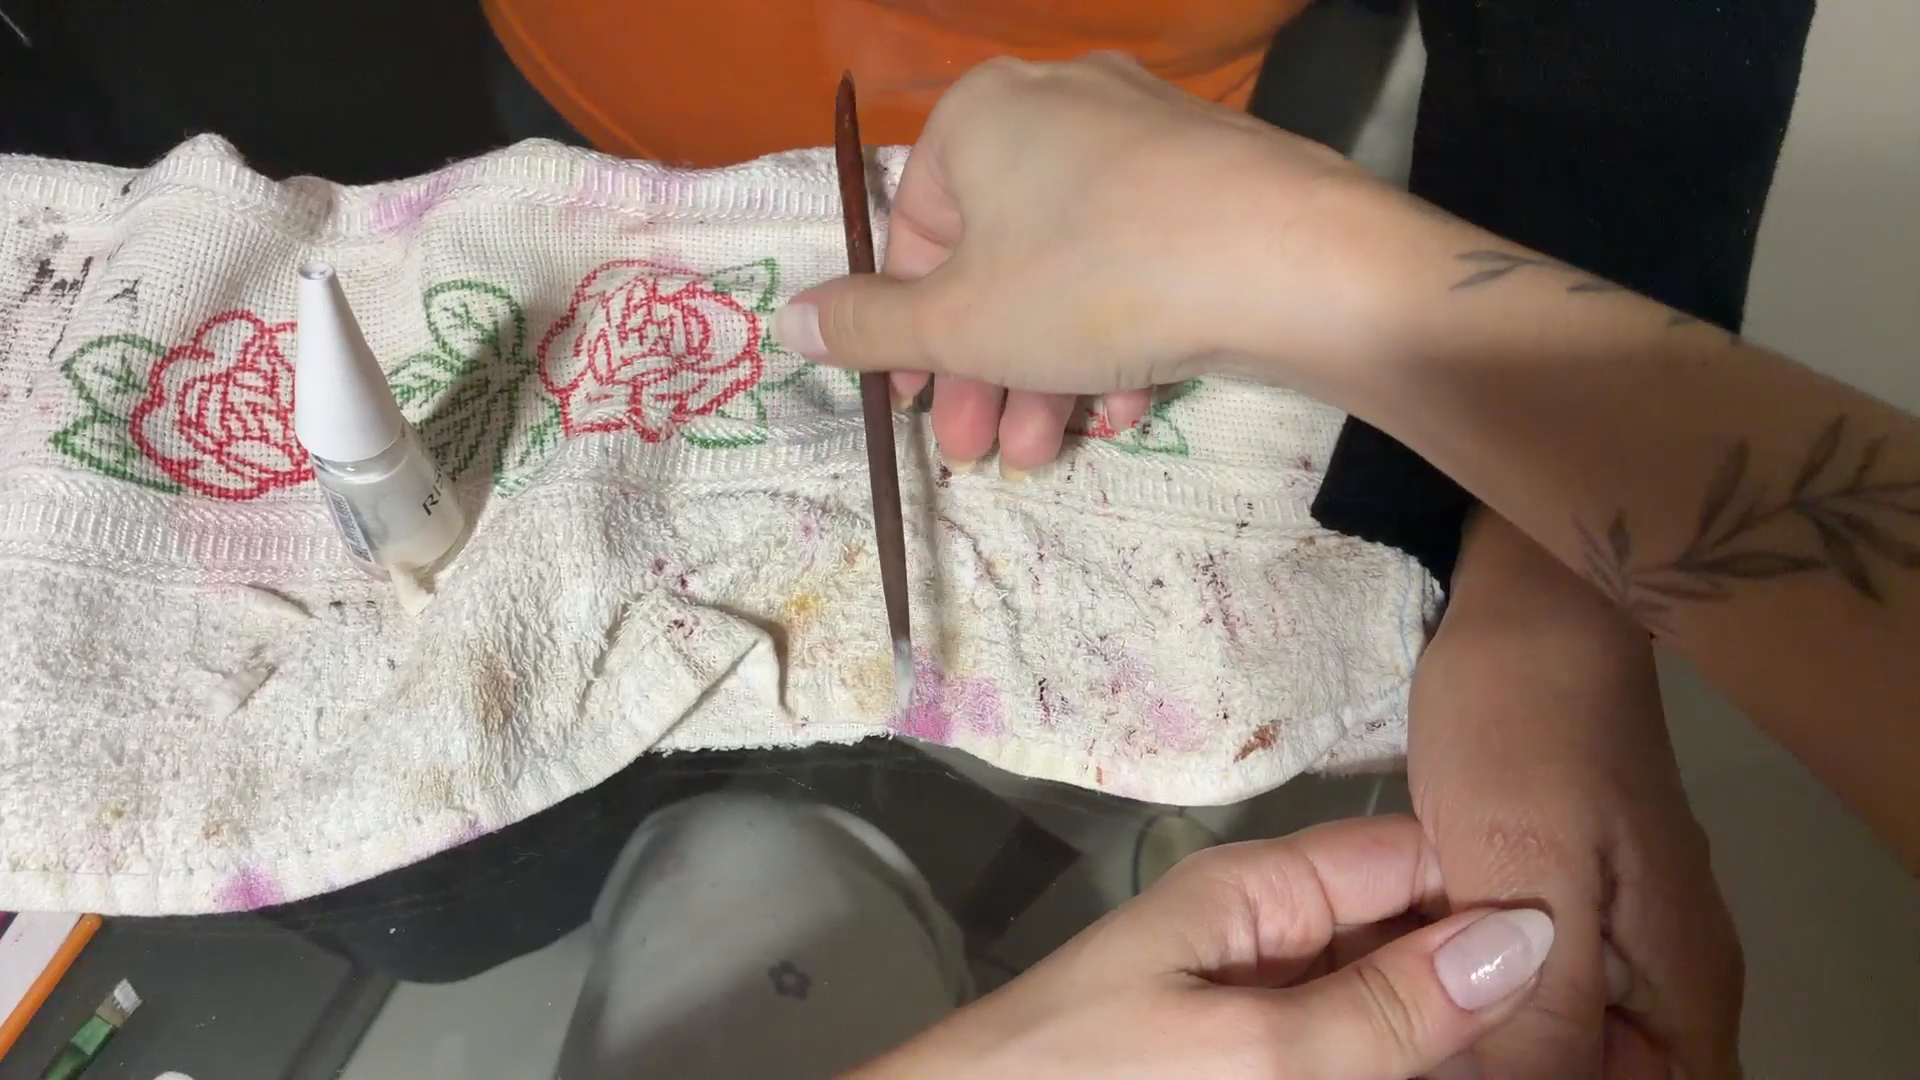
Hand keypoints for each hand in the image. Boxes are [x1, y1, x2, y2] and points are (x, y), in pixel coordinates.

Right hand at [775, 54, 1400, 467]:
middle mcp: (1058, 113)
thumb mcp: (954, 323)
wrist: (1290, 268)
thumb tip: (786, 319)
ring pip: (1064, 281)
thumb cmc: (1088, 284)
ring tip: (1045, 452)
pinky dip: (1115, 343)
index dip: (907, 334)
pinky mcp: (1206, 190)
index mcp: (981, 120)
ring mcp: (1141, 145)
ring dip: (1043, 378)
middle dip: (981, 377)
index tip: (916, 402)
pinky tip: (1122, 406)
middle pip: (993, 269)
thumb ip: (862, 326)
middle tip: (978, 451)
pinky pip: (1132, 271)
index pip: (912, 238)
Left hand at [846, 817, 1555, 1079]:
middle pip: (1410, 927)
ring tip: (1581, 1059)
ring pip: (1395, 990)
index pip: (1406, 857)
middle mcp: (1275, 921)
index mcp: (1263, 886)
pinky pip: (1355, 1036)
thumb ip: (1379, 1005)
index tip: (1614, 958)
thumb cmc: (1101, 1065)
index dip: (1502, 893)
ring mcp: (1270, 984)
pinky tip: (1469, 1069)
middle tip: (1620, 1043)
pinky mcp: (1263, 1039)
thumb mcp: (1250, 1043)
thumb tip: (1518, 940)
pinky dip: (1411, 1057)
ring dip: (1468, 1030)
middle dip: (1500, 977)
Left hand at [1409, 511, 1742, 1077]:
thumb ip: (1547, 998)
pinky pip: (1516, 945)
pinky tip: (1403, 946)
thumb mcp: (1523, 864)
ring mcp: (1601, 904)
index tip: (1455, 1064)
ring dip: (1478, 1014)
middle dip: (1508, 1058)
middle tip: (1405, 1037)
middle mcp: (1655, 958)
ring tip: (1390, 1003)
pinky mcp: (1546, 861)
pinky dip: (1463, 957)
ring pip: (1548, 1005)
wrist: (1520, 613)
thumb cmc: (1519, 728)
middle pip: (1600, 1059)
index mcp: (1675, 978)